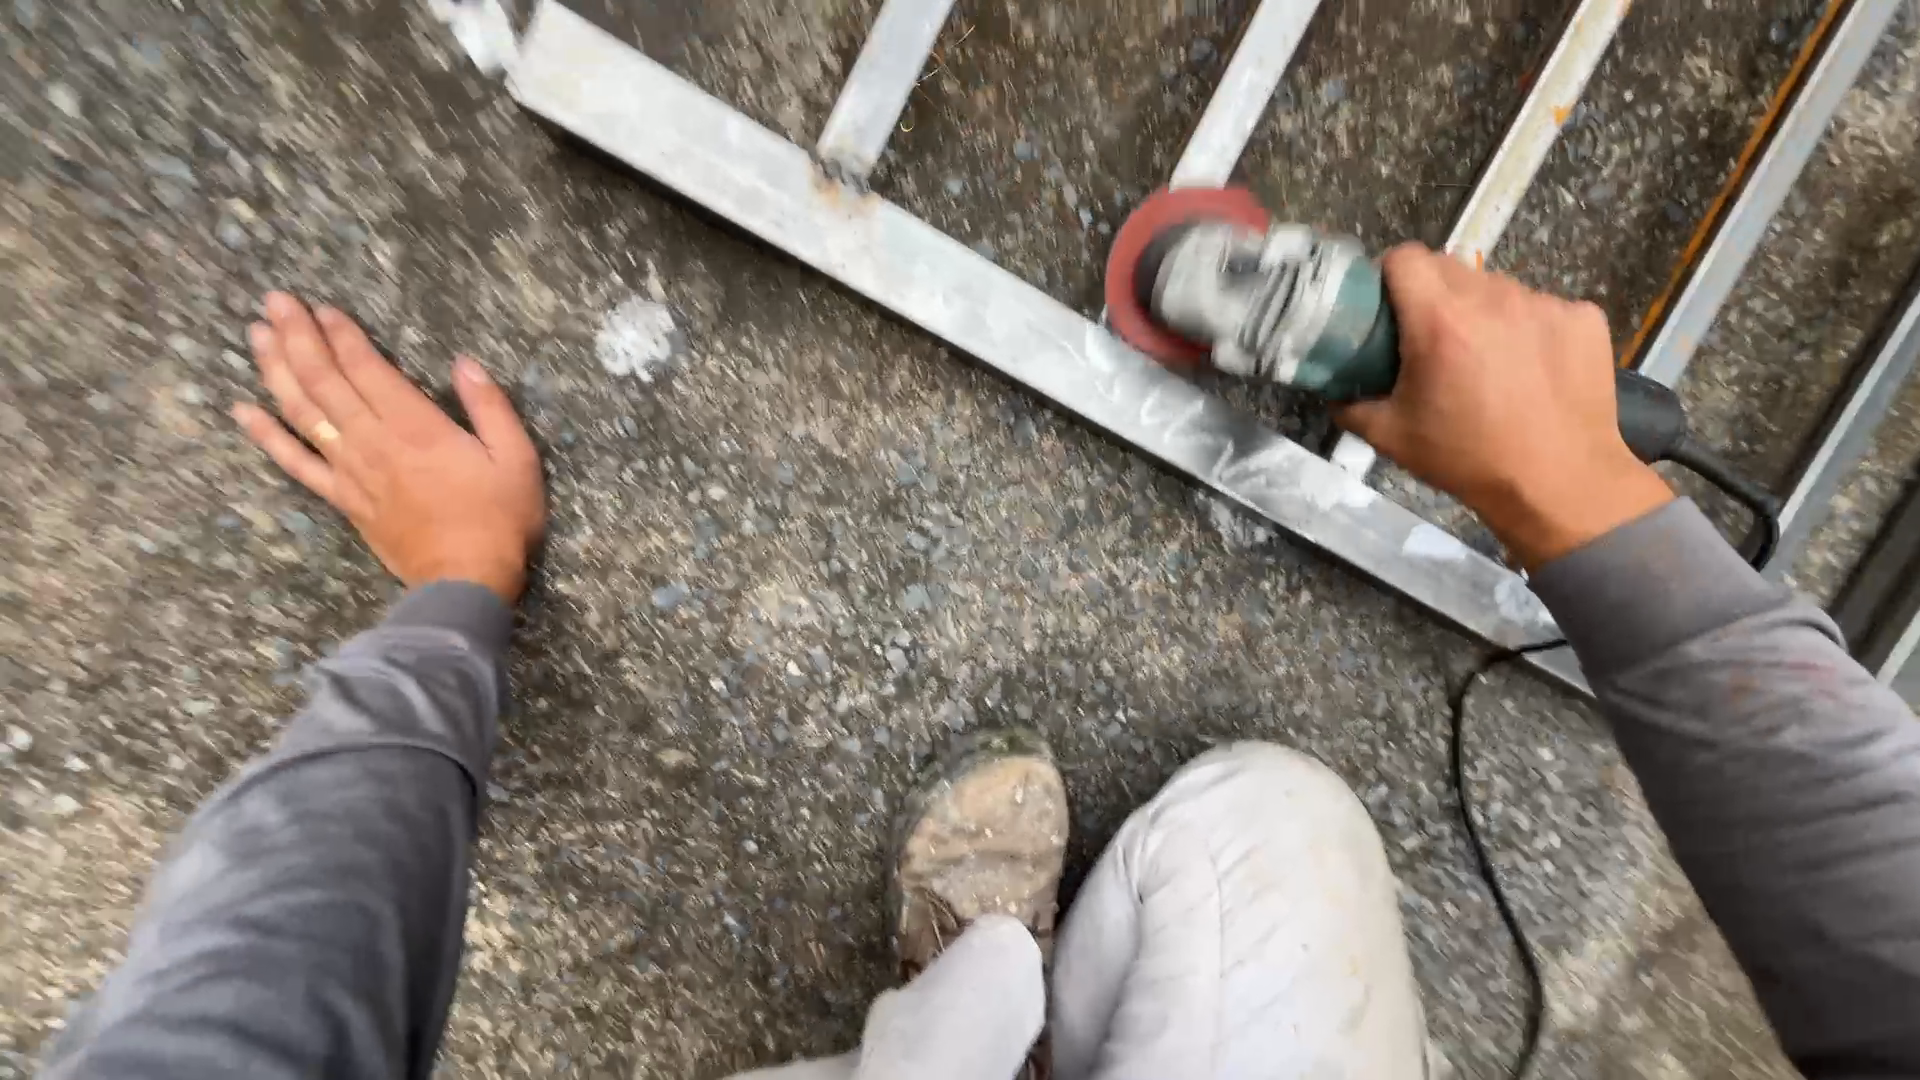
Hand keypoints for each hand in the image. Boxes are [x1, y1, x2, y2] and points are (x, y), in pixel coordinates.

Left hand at [231, 292, 546, 602]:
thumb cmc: (501, 517)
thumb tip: (465, 364)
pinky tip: (244, 411)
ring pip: (302, 412)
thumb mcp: (517, 458)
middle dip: (299, 338)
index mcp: (418, 428)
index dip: (344, 337)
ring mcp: (351, 471)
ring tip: (257, 335)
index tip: (323, 308)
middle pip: (325, 382)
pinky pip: (295, 463)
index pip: (369, 371)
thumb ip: (491, 408)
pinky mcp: (344, 498)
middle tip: (275, 302)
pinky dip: (266, 435)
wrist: (468, 576)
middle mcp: (373, 442)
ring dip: (276, 370)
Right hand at [1335, 244, 1671, 568]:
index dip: (1386, 275)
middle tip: (1422, 337)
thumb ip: (1350, 405)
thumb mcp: (1388, 436)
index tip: (1382, 303)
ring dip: (1476, 310)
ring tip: (1477, 357)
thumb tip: (1334, 392)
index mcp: (1440, 323)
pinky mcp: (1583, 317)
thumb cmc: (1464, 458)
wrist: (1557, 481)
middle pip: (1448, 267)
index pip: (1405, 258)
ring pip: (1494, 287)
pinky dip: (1522, 327)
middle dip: (1428, 294)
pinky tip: (1522, 367)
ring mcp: (1546, 305)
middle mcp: (1495, 300)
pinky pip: (1539, 306)